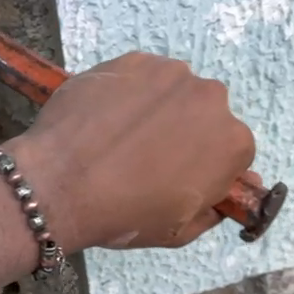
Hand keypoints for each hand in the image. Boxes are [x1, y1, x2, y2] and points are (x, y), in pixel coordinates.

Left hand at [4, 53, 255, 251]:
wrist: (61, 183)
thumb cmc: (124, 215)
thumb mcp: (177, 233)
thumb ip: (213, 212)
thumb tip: (225, 199)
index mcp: (232, 143)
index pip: (233, 154)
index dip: (206, 169)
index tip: (179, 182)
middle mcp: (211, 98)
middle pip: (206, 117)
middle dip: (184, 136)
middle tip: (146, 163)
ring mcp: (170, 73)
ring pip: (173, 94)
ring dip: (157, 113)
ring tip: (120, 143)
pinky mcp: (133, 59)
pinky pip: (140, 79)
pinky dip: (128, 96)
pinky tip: (105, 123)